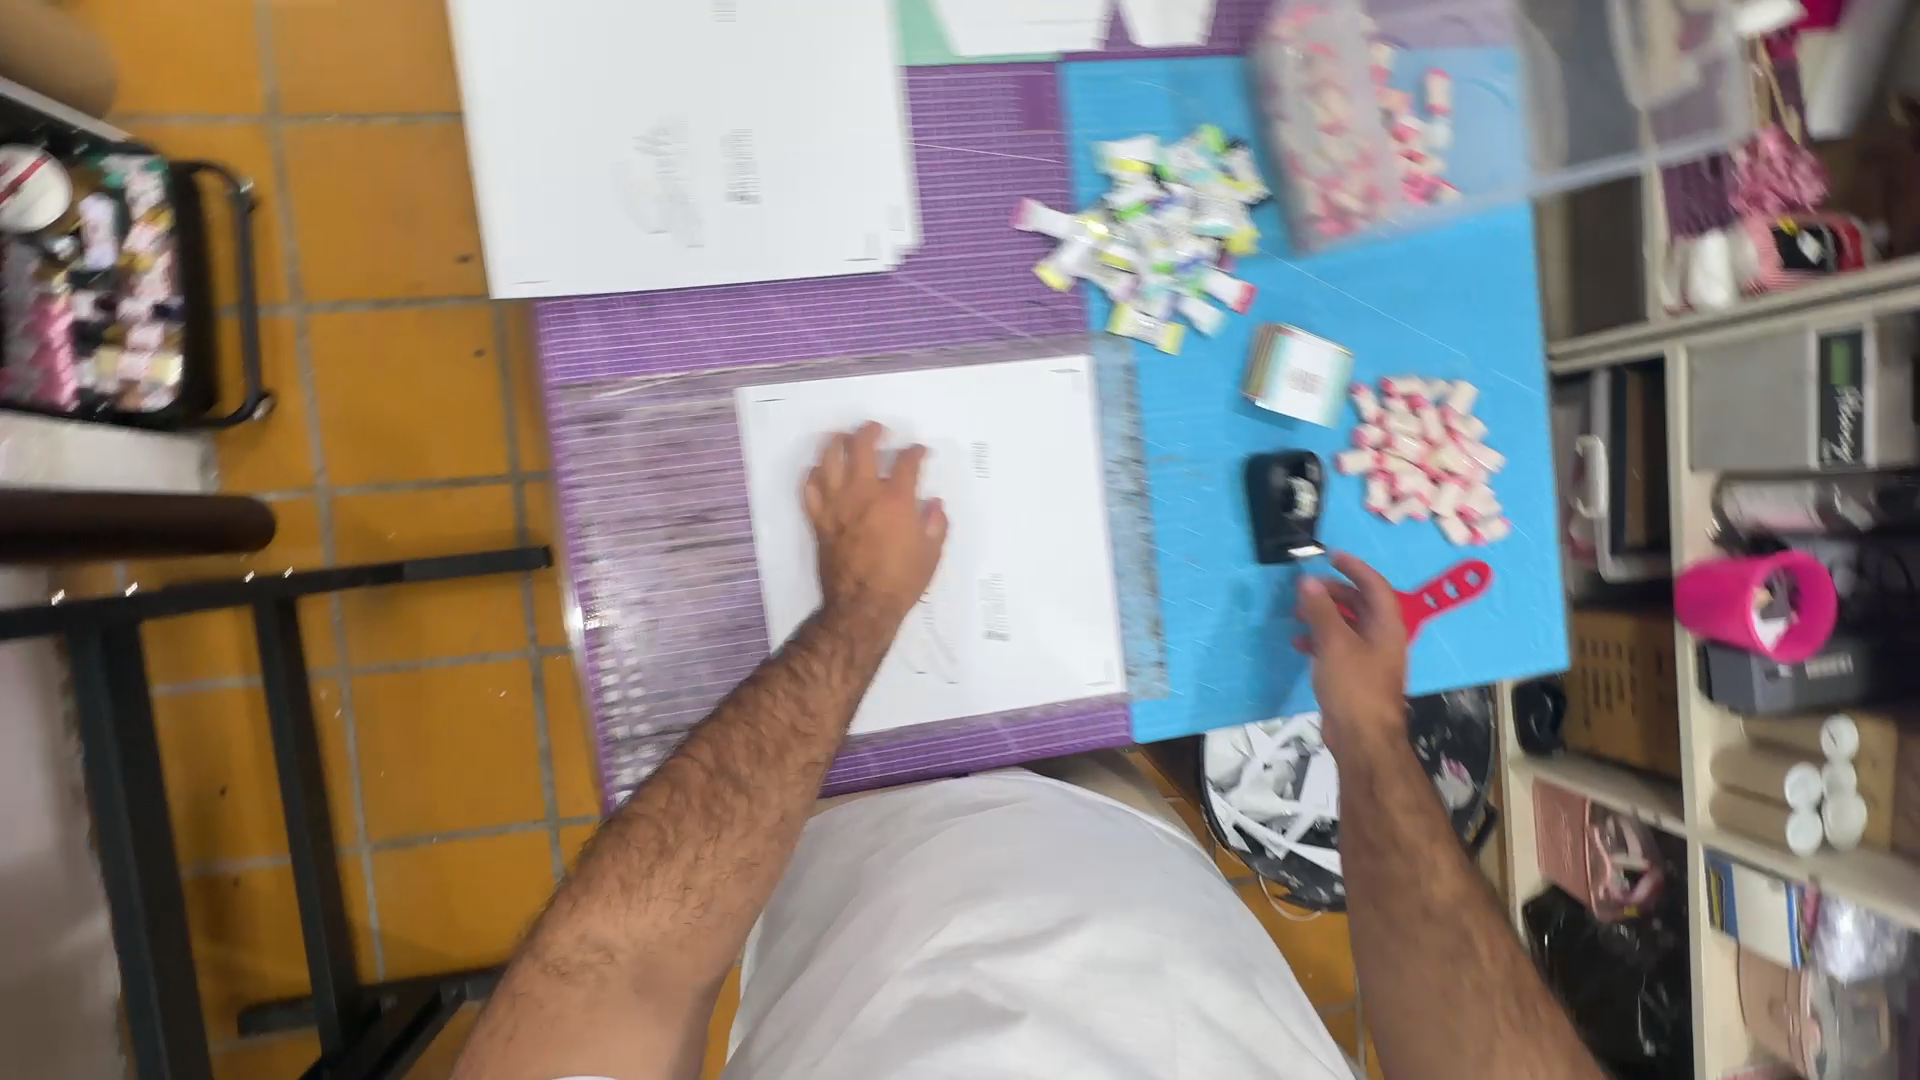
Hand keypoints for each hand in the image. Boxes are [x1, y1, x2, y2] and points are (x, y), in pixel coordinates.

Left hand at [805, 422, 947, 632]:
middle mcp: (864, 494)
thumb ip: (935, 523)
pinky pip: (809, 487)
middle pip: (862, 446)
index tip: (920, 452)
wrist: (862, 608)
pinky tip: (821, 471)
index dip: (915, 451)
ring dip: (837, 442)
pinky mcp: (819, 519)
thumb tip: (932, 503)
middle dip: (872, 431)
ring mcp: (837, 505)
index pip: (906, 461)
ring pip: (829, 458)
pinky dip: (814, 474)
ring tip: (844, 438)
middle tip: (878, 430)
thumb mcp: (932, 554)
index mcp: (896, 500)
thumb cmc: (901, 582)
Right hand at [1294, 552, 1408, 758]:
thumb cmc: (1353, 685)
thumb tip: (1309, 581)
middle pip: (1361, 604)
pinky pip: (1338, 645)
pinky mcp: (1355, 674)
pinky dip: (1320, 638)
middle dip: (1333, 592)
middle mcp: (1382, 638)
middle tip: (1307, 589)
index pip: (1374, 586)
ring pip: (1347, 624)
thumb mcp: (1334, 642)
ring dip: (1323, 615)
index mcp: (1387, 626)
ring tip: (1298, 614)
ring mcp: (1369, 657)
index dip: (1355, 568)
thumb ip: (1321, 610)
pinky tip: (1300, 642)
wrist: (1362, 736)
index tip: (1331, 556)